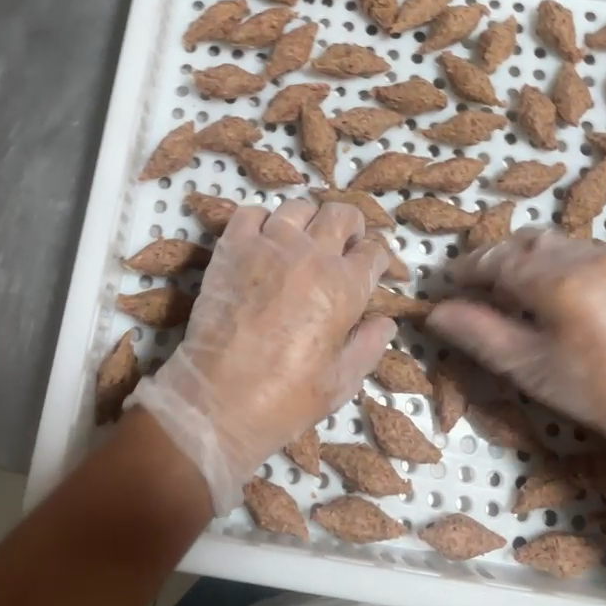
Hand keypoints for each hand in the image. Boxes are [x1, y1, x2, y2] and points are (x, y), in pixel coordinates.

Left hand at [130, 199, 393, 513]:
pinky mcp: (232, 246)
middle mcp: (312, 255)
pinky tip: (261, 241)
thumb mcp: (342, 382)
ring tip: (300, 240)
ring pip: (298, 207)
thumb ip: (369, 345)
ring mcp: (269, 245)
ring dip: (307, 220)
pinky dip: (260, 221)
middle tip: (340, 246)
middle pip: (342, 214)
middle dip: (349, 226)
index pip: (375, 250)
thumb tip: (385, 321)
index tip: (370, 268)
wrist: (221, 398)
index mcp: (346, 287)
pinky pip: (251, 213)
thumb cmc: (287, 398)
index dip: (376, 258)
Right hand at [426, 229, 605, 485]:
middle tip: (490, 285)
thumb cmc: (599, 395)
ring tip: (538, 294)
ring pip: (571, 245)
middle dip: (506, 257)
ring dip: (546, 262)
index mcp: (560, 281)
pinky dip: (587, 269)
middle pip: (534, 241)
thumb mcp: (531, 368)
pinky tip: (588, 301)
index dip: (471, 267)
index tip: (453, 280)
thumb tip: (436, 312)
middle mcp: (594, 256)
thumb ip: (480, 333)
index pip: (499, 259)